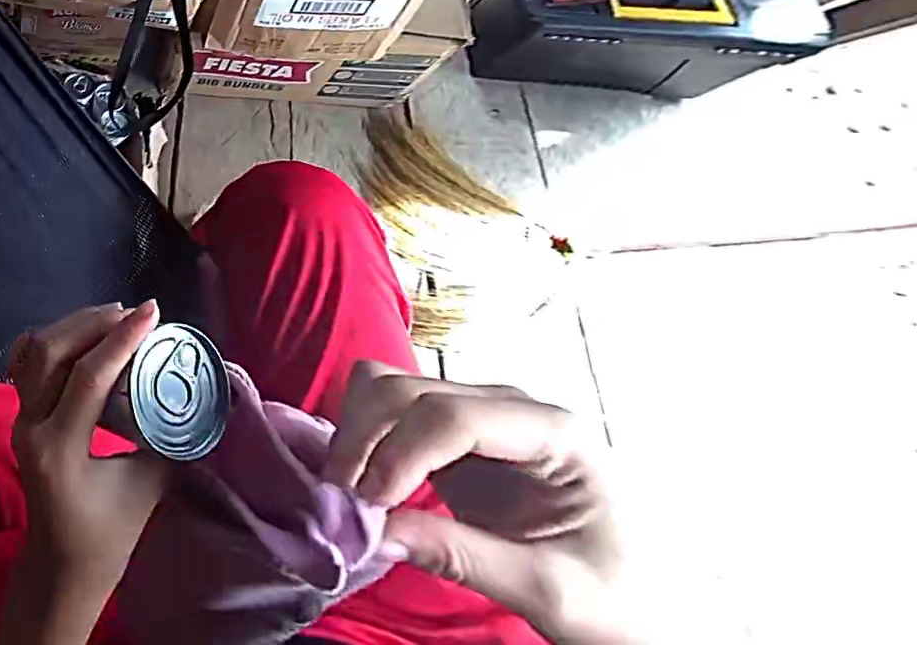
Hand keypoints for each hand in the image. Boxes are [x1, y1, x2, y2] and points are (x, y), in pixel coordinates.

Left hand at [0, 301, 167, 644]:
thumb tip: (192, 394)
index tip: (151, 312)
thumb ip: (163, 437)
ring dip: (74, 326)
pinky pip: (28, 364)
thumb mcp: (146, 489)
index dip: (121, 339)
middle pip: (53, 352)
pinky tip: (76, 331)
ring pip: (37, 352)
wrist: (59, 566)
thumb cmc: (106, 537)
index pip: (89, 376)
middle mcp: (29, 426)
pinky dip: (52, 340)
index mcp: (59, 448)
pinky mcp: (19, 415)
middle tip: (131, 312)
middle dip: (93, 323)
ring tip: (111, 315)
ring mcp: (18, 418)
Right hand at [324, 361, 639, 644]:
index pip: (450, 417)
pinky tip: (364, 474)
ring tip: (351, 489)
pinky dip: (360, 430)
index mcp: (553, 433)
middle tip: (344, 500)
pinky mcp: (446, 426)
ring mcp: (473, 408)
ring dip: (356, 432)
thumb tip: (371, 532)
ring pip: (384, 387)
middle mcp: (506, 404)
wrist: (649, 607)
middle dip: (365, 441)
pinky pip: (384, 404)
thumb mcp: (555, 595)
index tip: (368, 505)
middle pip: (406, 392)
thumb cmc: (624, 605)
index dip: (397, 455)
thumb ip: (463, 558)